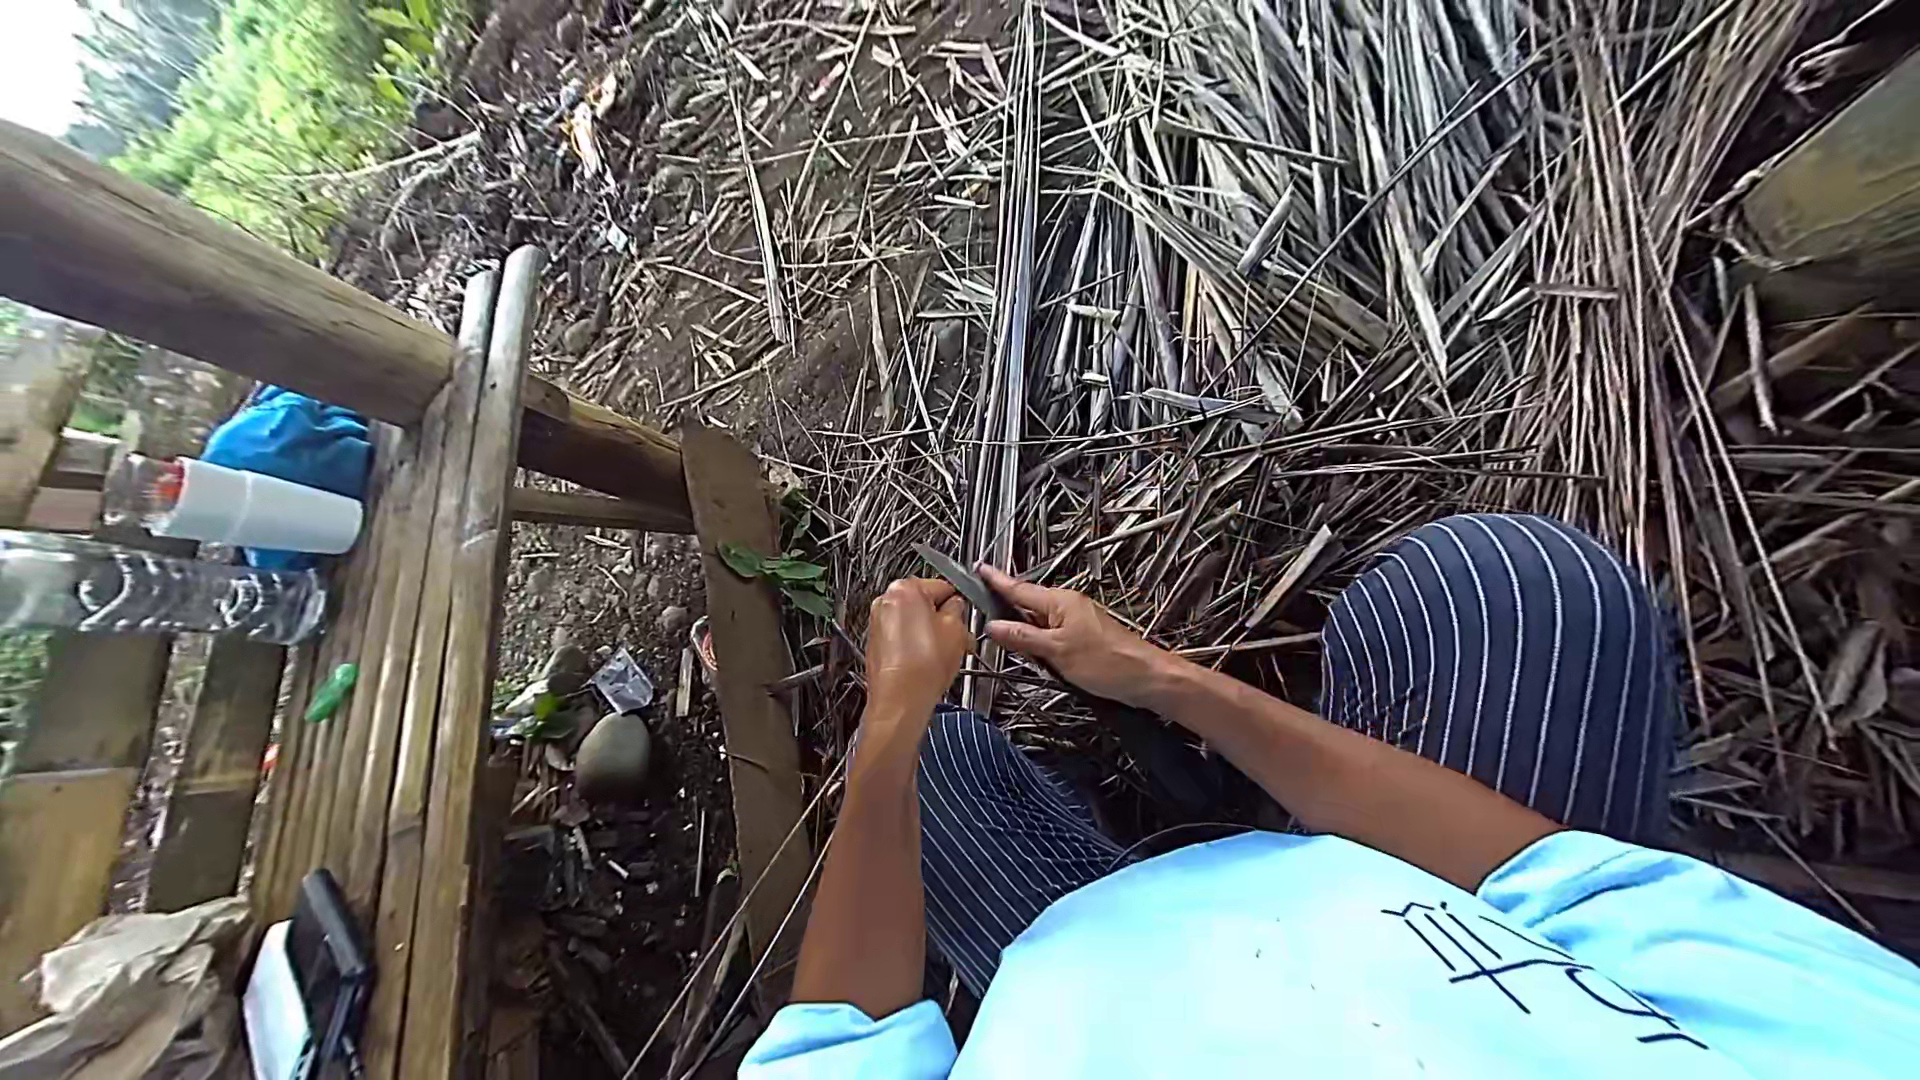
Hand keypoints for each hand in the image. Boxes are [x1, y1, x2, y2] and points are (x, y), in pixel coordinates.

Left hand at [864, 578, 971, 726]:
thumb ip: (958, 609)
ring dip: (931, 633)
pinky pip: (902, 636)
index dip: (958, 603)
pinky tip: (929, 662)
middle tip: (959, 638)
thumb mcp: (956, 630)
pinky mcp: (876, 643)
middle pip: (925, 603)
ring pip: (914, 621)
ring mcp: (878, 623)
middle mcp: (886, 601)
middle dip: (944, 619)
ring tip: (945, 654)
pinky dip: (916, 645)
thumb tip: (956, 605)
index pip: (941, 585)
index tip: (964, 616)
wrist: (900, 701)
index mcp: (905, 589)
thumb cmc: (921, 667)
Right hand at [977, 564, 1186, 708]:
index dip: (997, 580)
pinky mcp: (1083, 638)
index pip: (1019, 588)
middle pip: (1027, 609)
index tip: (981, 570)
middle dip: (1013, 625)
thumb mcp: (1056, 651)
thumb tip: (995, 627)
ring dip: (1032, 642)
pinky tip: (1053, 666)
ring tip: (1040, 662)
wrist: (1147, 679)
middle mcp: (1068, 606)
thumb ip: (1022, 638)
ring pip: (1040, 627)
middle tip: (1002, 639)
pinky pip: (1053, 638)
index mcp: (1060, 601)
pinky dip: (1047, 650)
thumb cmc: (1111, 662)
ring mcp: (1077, 621)